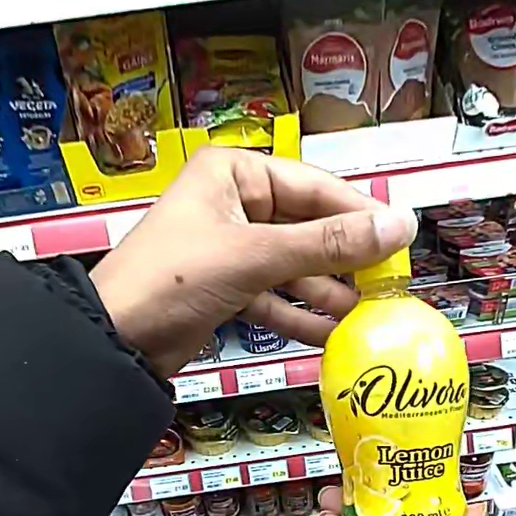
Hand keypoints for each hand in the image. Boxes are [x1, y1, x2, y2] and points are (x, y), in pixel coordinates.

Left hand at [90, 147, 418, 376]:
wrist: (117, 340)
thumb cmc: (171, 279)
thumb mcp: (255, 256)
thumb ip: (328, 244)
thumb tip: (397, 226)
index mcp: (234, 174)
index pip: (313, 186)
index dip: (358, 214)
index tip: (399, 237)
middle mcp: (233, 206)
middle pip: (305, 228)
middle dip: (343, 260)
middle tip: (385, 283)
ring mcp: (229, 250)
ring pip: (292, 266)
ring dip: (325, 292)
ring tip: (363, 314)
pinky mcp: (225, 289)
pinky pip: (273, 297)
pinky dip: (297, 315)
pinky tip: (328, 333)